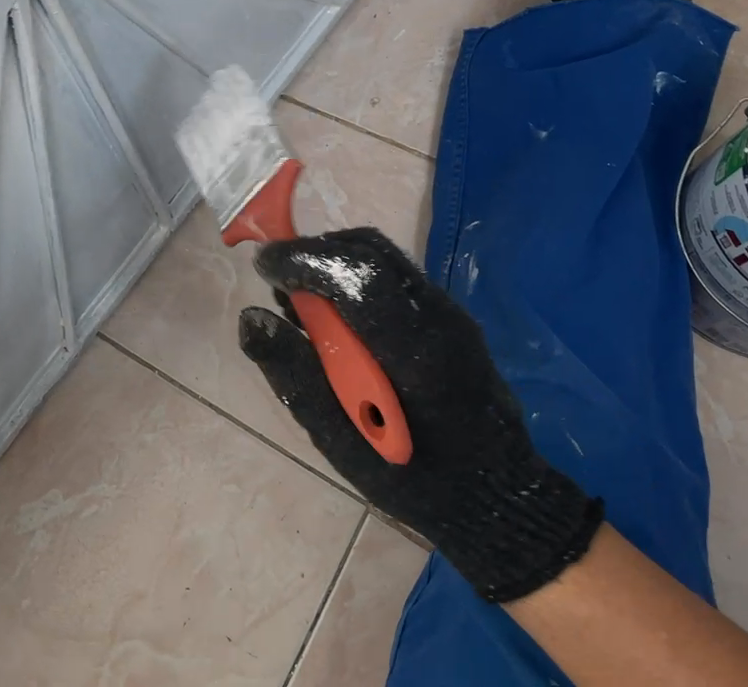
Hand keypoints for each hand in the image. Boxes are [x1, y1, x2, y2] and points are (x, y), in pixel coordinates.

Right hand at [239, 228, 602, 602]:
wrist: (495, 496)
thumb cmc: (413, 480)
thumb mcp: (340, 443)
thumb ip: (294, 375)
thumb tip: (252, 317)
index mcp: (415, 353)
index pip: (357, 273)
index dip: (303, 259)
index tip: (262, 266)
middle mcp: (439, 317)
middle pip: (370, 250)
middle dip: (314, 253)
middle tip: (277, 281)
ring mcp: (450, 313)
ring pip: (382, 258)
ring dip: (333, 265)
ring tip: (300, 303)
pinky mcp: (449, 318)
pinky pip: (392, 278)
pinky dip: (354, 281)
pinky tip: (337, 323)